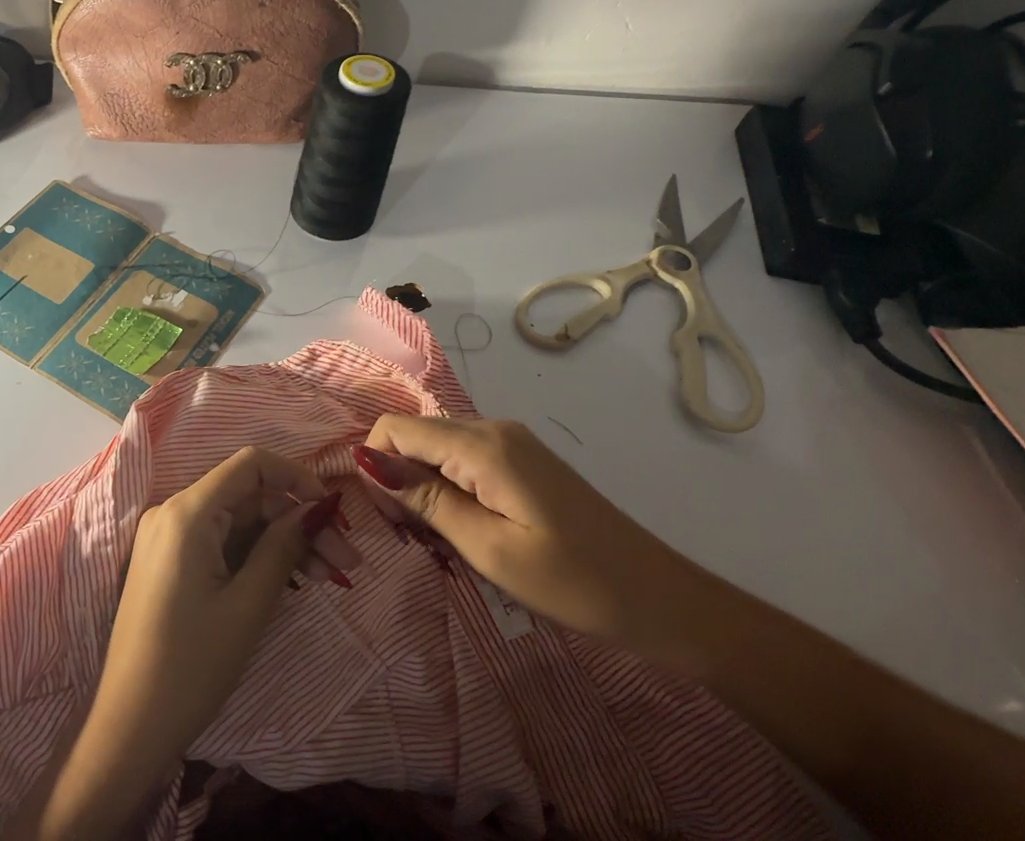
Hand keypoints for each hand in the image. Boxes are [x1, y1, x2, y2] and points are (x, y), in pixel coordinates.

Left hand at [15, 447, 358, 840]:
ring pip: (238, 523)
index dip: (297, 478)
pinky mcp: (169, 564)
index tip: (334, 512)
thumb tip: (315, 509)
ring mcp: (167, 539)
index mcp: (187, 512)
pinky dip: (257, 557)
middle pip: (248, 497)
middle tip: (346, 564)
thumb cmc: (192, 664)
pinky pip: (220, 544)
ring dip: (284, 543)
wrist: (132, 723)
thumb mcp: (248, 604)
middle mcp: (172, 513)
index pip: (250, 465)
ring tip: (329, 579)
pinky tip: (293, 580)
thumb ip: (282, 547)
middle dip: (299, 522)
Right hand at [353, 416, 718, 654]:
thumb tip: (366, 461)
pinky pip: (462, 458)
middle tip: (415, 537)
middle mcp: (493, 429)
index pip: (395, 428)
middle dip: (396, 479)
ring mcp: (511, 442)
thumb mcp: (487, 548)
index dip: (375, 468)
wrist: (658, 596)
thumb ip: (426, 499)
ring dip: (421, 487)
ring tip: (441, 538)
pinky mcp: (522, 460)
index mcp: (483, 446)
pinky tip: (465, 526)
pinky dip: (448, 487)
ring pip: (435, 447)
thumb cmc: (571, 581)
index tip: (391, 519)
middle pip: (414, 435)